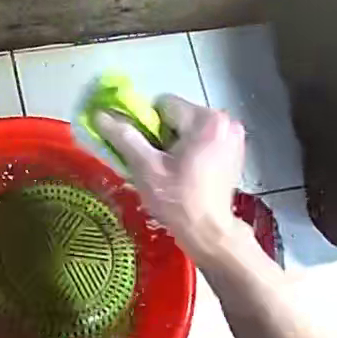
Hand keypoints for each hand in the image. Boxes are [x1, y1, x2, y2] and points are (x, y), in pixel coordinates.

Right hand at [94, 95, 245, 258]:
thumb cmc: (178, 202)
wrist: (210, 233)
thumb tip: (100, 115)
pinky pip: (204, 140)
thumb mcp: (146, 168)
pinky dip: (193, 151)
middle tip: (160, 166)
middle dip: (164, 136)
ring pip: (190, 128)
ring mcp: (234, 136)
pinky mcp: (236, 151)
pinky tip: (189, 174)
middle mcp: (225, 121)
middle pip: (178, 116)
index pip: (162, 104)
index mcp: (205, 119)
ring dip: (177, 144)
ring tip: (174, 173)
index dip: (148, 127)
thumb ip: (123, 137)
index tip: (147, 153)